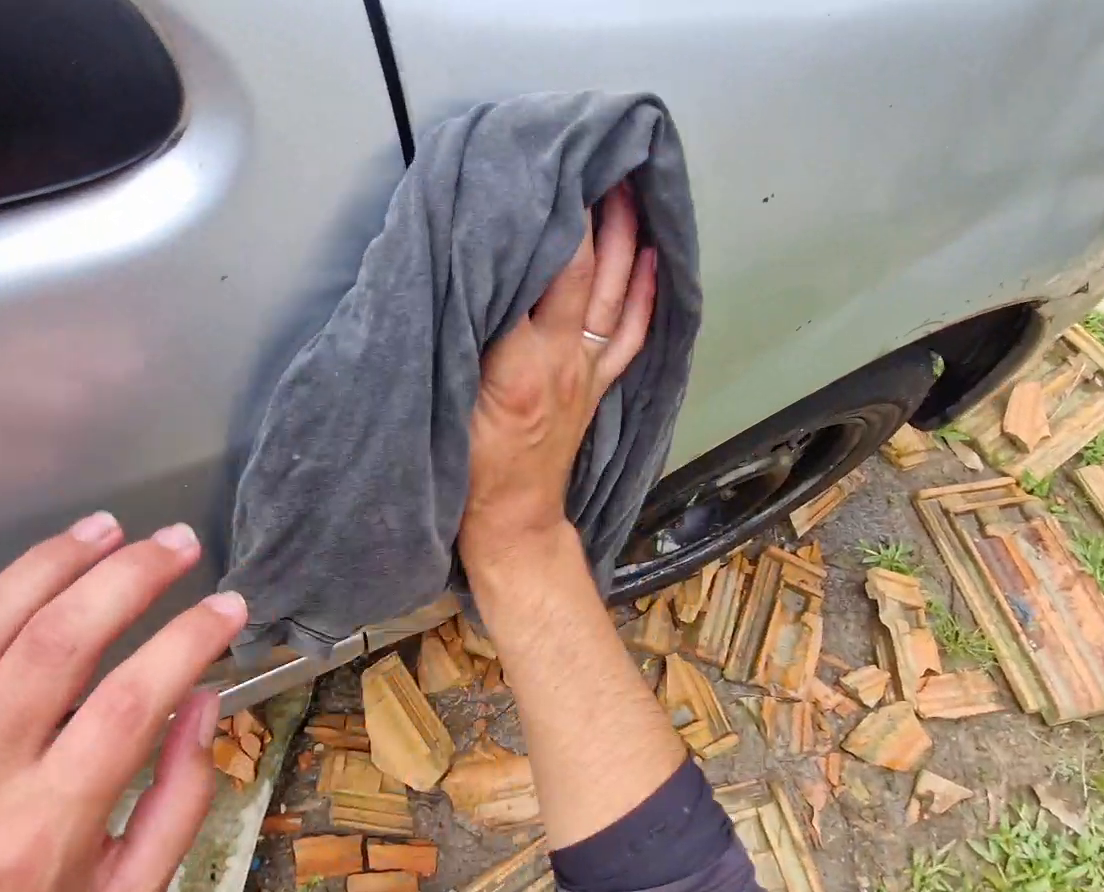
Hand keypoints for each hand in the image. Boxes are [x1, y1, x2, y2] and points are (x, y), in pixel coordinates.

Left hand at [0, 514, 245, 891]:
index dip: (189, 641)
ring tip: (113, 528)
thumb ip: (181, 800)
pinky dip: (7, 592)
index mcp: (44, 833)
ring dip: (58, 564)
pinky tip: (49, 565)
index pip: (130, 703)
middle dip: (129, 578)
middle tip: (179, 544)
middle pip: (57, 644)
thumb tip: (204, 700)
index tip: (229, 608)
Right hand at [460, 182, 657, 568]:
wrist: (511, 521)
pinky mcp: (596, 387)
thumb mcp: (449, 405)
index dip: (548, 218)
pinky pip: (631, 333)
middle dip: (594, 211)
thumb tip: (473, 282)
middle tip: (596, 158)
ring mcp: (587, 373)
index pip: (541, 273)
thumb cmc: (469, 471)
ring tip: (629, 188)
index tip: (544, 171)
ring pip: (616, 293)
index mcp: (521, 363)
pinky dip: (646, 293)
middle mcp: (564, 359)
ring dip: (626, 238)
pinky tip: (654, 258)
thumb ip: (463, 345)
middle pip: (586, 271)